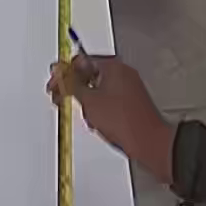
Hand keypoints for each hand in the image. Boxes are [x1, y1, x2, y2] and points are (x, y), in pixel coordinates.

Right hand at [49, 55, 176, 184]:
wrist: (150, 144)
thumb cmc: (124, 121)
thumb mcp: (89, 101)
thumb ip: (70, 83)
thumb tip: (58, 71)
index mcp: (112, 66)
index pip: (80, 60)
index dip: (64, 73)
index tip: (55, 84)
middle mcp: (122, 72)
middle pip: (89, 73)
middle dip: (75, 88)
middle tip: (62, 97)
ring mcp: (128, 87)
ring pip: (97, 87)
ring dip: (87, 100)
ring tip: (87, 116)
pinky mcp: (131, 101)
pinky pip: (108, 98)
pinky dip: (99, 108)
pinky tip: (98, 121)